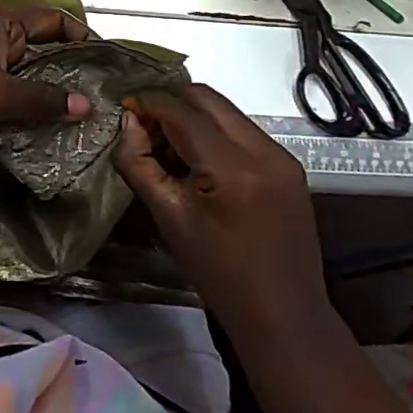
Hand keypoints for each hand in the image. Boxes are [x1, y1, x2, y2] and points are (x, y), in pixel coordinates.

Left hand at [0, 7, 92, 156]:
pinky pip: (0, 99)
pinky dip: (15, 114)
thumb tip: (87, 105)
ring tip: (78, 128)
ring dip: (41, 101)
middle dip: (66, 77)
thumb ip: (43, 99)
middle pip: (39, 52)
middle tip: (100, 106)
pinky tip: (37, 139)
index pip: (53, 20)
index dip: (82, 37)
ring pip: (19, 80)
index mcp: (0, 23)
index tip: (108, 64)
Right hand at [113, 85, 326, 320]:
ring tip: (166, 140)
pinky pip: (240, 128)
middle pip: (205, 97)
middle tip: (142, 121)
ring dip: (190, 113)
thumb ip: (138, 162)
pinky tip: (196, 157)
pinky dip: (212, 129)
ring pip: (224, 109)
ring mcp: (281, 156)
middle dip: (168, 100)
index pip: (181, 110)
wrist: (284, 316)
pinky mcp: (288, 164)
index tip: (123, 108)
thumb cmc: (218, 272)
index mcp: (232, 168)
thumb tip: (128, 122)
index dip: (147, 101)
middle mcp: (263, 150)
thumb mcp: (167, 216)